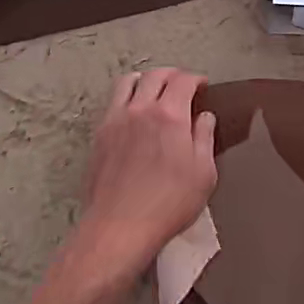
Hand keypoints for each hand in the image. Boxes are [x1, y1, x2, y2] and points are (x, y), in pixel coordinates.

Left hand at [72, 69, 216, 290]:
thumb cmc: (169, 203)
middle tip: (183, 84)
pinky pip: (112, 104)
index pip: (183, 80)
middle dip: (172, 74)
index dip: (196, 79)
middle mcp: (140, 111)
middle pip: (154, 75)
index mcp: (170, 115)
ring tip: (155, 91)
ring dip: (145, 81)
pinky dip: (127, 99)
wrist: (119, 229)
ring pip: (127, 83)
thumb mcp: (204, 172)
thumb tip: (204, 118)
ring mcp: (114, 123)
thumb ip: (204, 138)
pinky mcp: (98, 138)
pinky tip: (135, 115)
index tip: (203, 86)